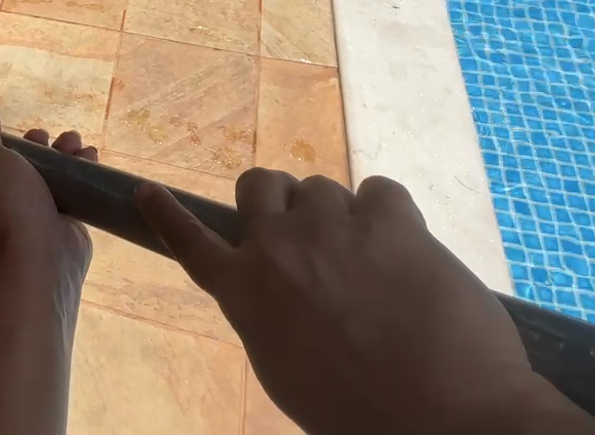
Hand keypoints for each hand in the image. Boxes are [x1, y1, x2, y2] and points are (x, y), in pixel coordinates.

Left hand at [0, 103, 95, 278]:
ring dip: (61, 152)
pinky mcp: (61, 219)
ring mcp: (31, 211)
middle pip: (15, 162)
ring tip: (75, 141)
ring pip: (46, 173)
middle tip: (44, 135)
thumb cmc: (5, 202)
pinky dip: (80, 170)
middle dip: (32, 144)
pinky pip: (70, 189)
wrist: (38, 255)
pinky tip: (90, 157)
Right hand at [137, 170, 594, 434]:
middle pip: (258, 183)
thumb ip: (268, 315)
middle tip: (308, 229)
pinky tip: (408, 249)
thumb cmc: (357, 415)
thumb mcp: (287, 370)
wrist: (448, 422)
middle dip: (278, 198)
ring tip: (372, 256)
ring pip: (321, 186)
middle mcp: (276, 247)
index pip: (189, 240)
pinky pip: (380, 189)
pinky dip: (392, 214)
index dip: (165, 213)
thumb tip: (276, 289)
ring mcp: (330, 228)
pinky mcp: (390, 222)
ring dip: (340, 213)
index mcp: (245, 291)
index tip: (145, 189)